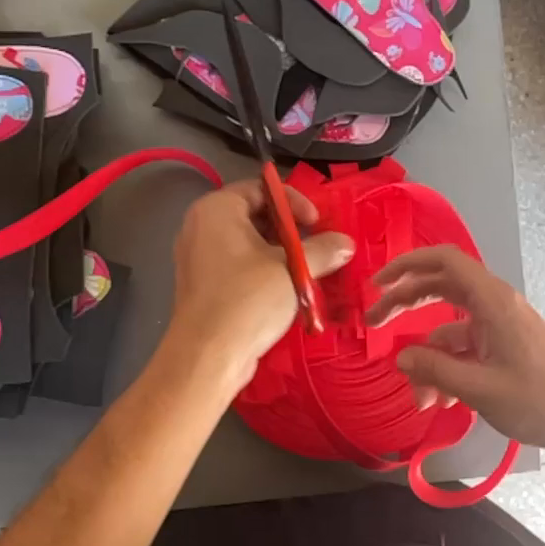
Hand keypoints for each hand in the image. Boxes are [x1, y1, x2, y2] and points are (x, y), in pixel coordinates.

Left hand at [167, 180, 352, 385]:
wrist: (207, 357)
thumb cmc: (248, 300)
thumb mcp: (294, 270)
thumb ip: (324, 250)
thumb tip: (346, 243)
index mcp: (216, 209)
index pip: (261, 188)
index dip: (293, 201)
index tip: (316, 224)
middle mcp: (201, 226)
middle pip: (254, 214)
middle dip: (289, 230)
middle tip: (315, 248)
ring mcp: (198, 257)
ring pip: (248, 243)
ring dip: (280, 253)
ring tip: (306, 271)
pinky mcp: (203, 285)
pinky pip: (238, 265)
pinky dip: (263, 271)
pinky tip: (286, 291)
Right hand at [365, 245, 544, 466]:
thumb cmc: (540, 402)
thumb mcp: (480, 389)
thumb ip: (436, 370)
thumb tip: (400, 357)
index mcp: (493, 301)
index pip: (445, 261)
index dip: (407, 264)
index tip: (378, 284)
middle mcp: (497, 305)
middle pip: (442, 289)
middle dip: (405, 306)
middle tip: (372, 324)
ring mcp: (503, 326)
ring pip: (451, 328)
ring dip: (429, 357)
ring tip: (418, 397)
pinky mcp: (507, 347)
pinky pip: (468, 348)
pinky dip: (450, 368)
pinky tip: (442, 402)